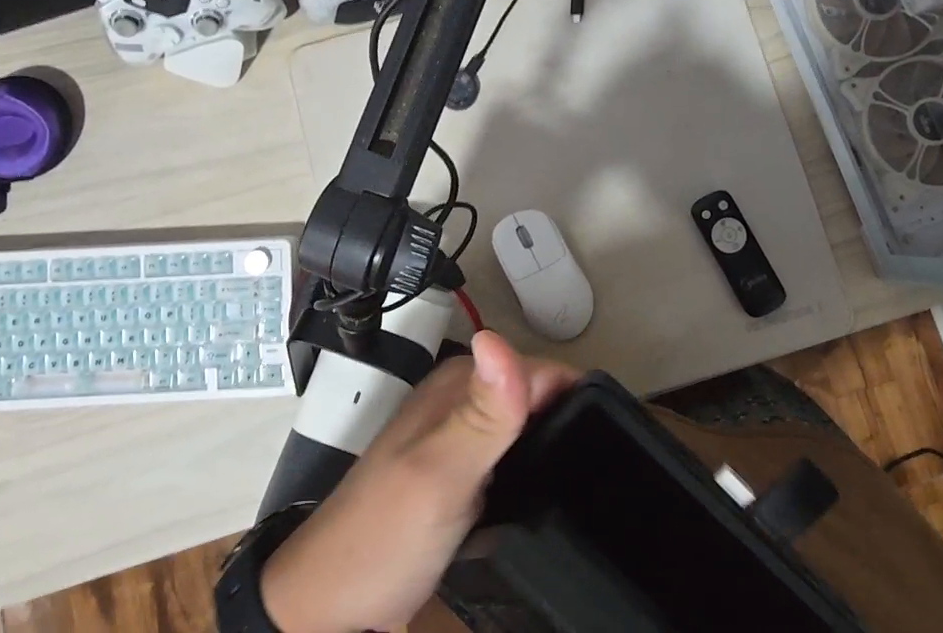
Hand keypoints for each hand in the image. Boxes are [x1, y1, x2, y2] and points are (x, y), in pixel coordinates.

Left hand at [261, 330, 581, 632]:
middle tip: (604, 476)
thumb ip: (480, 413)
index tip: (610, 443)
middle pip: (539, 398)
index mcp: (457, 387)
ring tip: (591, 491)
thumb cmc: (383, 538)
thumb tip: (498, 336)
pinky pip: (516, 463)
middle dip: (574, 424)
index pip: (541, 370)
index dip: (579, 400)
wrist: (332, 609)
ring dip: (559, 450)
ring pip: (529, 430)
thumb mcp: (438, 473)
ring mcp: (461, 444)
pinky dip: (538, 476)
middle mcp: (461, 404)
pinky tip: (555, 504)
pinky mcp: (464, 481)